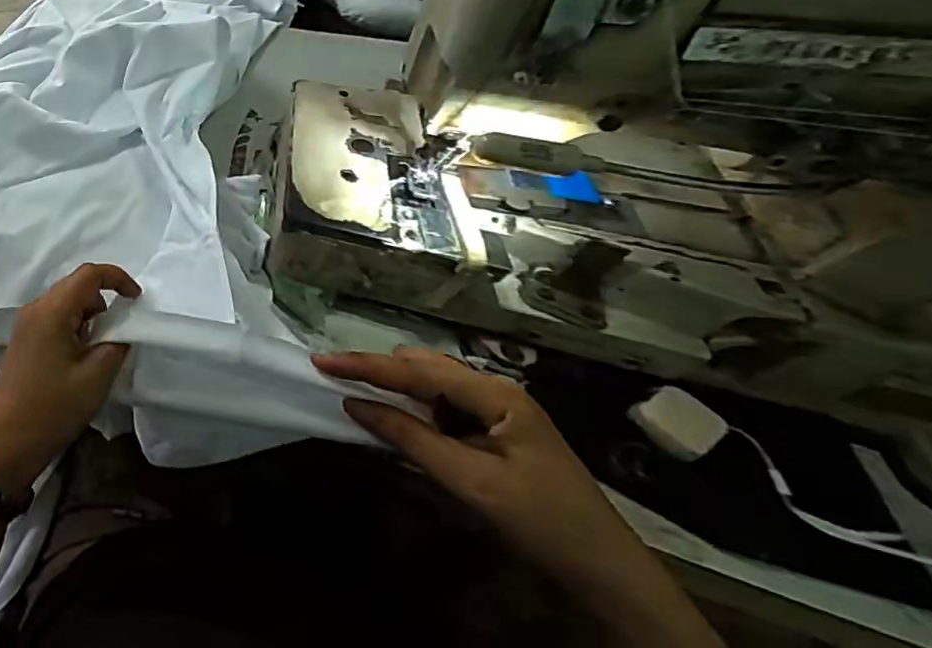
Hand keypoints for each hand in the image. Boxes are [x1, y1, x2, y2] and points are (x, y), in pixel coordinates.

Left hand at [0, 264, 140, 497]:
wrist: (5, 443)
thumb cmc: (52, 409)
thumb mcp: (95, 378)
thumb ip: (116, 344)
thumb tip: (122, 329)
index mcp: (52, 311)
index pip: (89, 274)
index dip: (118, 278)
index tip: (137, 300)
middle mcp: (36, 308)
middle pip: (76, 285)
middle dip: (104, 299)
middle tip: (122, 328)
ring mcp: (26, 323)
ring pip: (66, 301)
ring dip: (90, 314)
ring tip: (102, 346)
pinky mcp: (24, 339)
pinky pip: (55, 317)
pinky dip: (75, 325)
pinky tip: (82, 354)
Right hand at [313, 348, 689, 611]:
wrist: (610, 571)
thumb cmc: (543, 522)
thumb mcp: (472, 482)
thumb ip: (412, 438)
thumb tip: (357, 405)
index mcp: (495, 393)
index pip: (416, 370)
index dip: (365, 365)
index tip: (321, 361)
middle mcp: (496, 389)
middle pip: (425, 367)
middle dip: (380, 370)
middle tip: (335, 377)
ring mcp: (501, 408)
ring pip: (435, 384)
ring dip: (400, 390)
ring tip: (362, 396)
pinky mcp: (499, 429)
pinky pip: (448, 407)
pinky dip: (420, 411)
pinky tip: (406, 424)